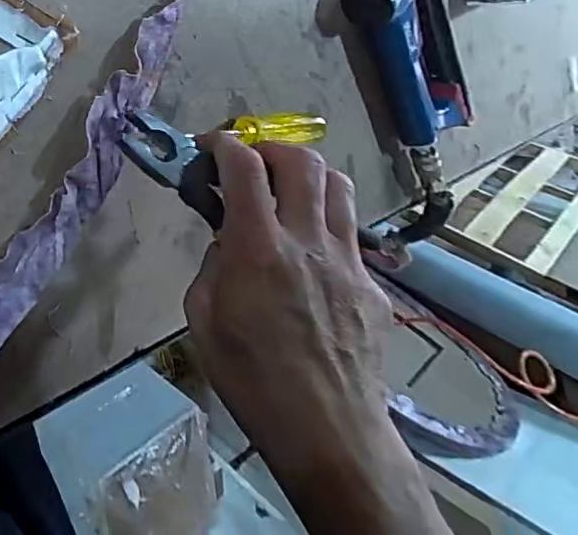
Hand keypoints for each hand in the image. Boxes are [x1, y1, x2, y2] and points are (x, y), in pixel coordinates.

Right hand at [183, 135, 447, 532]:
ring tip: (289, 193)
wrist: (330, 435)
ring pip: (338, 185)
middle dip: (270, 148)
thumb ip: (212, 265)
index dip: (224, 142)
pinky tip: (314, 255)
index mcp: (259, 249)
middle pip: (301, 160)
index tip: (211, 144)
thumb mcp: (203, 320)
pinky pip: (352, 233)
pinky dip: (327, 225)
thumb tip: (227, 240)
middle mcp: (308, 241)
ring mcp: (348, 260)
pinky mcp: (373, 284)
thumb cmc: (253, 380)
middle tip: (252, 164)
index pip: (244, 166)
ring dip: (308, 176)